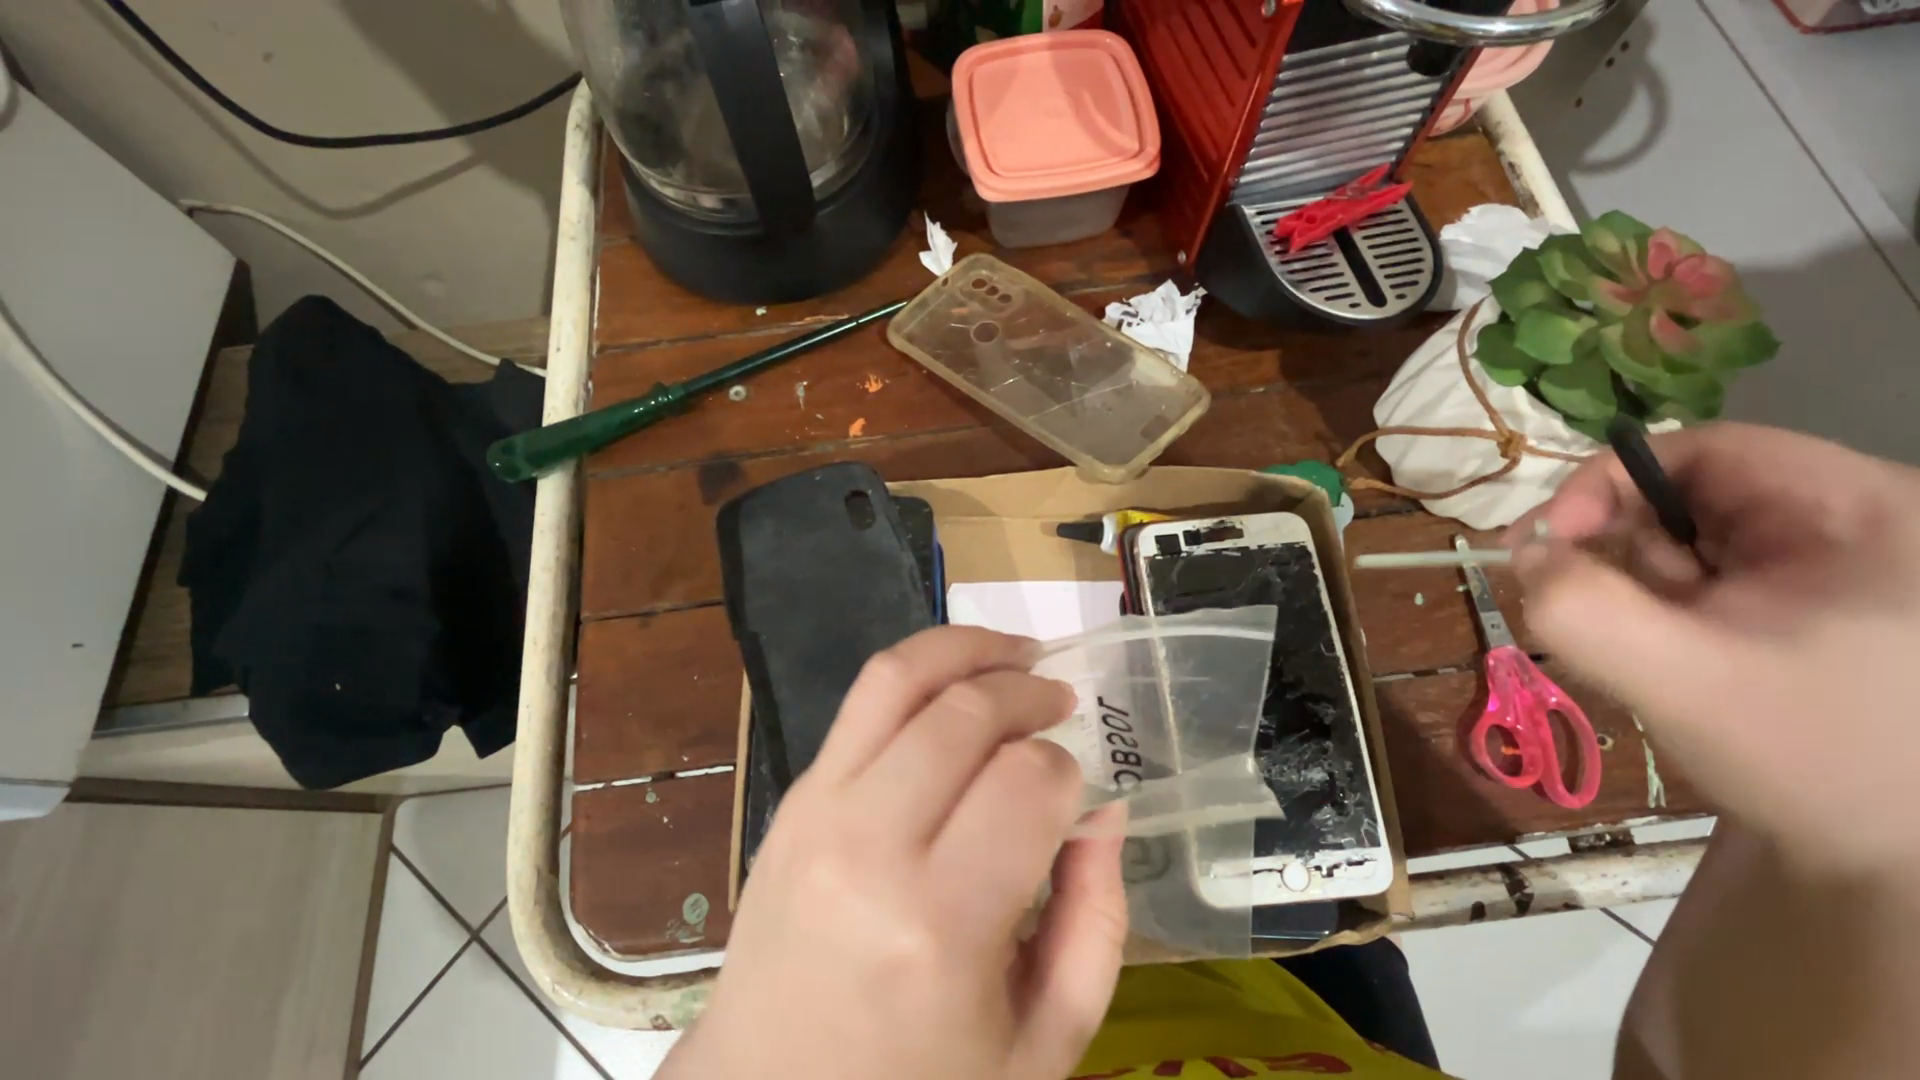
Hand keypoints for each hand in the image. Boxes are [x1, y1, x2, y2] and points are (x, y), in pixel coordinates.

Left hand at [660, 627, 1127, 1079]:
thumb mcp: (1042, 1039)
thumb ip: (1095, 919)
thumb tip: (1104, 809)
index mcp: (940, 926)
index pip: (1028, 782)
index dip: (1070, 770)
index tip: (1077, 792)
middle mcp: (869, 850)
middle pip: (965, 714)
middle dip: (1029, 691)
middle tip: (1061, 699)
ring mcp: (816, 814)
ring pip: (898, 680)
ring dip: (968, 649)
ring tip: (1014, 653)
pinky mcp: (790, 801)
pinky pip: (858, 706)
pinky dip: (917, 674)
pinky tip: (955, 685)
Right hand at [1508, 423, 1919, 872]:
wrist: (1895, 859)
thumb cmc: (1807, 759)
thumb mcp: (1677, 679)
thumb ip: (1580, 608)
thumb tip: (1527, 554)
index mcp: (1859, 512)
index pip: (1704, 449)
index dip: (1609, 483)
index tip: (1551, 545)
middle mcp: (1860, 521)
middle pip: (1694, 494)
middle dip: (1627, 554)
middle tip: (1612, 620)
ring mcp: (1842, 564)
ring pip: (1692, 539)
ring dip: (1645, 589)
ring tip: (1661, 652)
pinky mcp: (1820, 601)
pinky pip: (1710, 577)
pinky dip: (1667, 612)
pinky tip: (1682, 659)